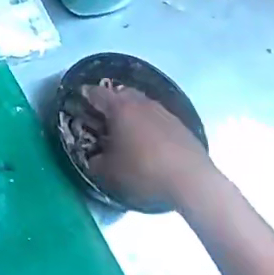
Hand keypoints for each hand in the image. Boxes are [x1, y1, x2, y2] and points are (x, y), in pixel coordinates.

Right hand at [81, 83, 219, 211]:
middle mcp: (141, 103)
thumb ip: (95, 161)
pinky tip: (151, 142)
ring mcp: (164, 113)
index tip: (80, 100)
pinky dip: (150, 124)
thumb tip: (93, 157)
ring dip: (133, 112)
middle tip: (104, 115)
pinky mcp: (181, 126)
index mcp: (119, 107)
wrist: (192, 181)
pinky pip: (159, 118)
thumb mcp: (108, 171)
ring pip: (143, 104)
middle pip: (122, 93)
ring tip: (128, 129)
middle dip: (111, 100)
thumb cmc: (143, 170)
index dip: (85, 95)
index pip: (96, 93)